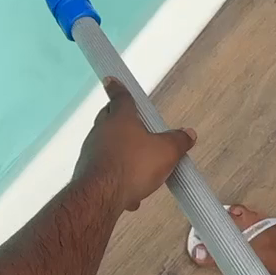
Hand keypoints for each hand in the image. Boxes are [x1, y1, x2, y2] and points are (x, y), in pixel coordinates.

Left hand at [74, 78, 194, 211]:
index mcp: (120, 118)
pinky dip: (117, 176)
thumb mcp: (166, 152)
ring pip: (107, 144)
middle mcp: (101, 130)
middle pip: (109, 117)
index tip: (110, 79)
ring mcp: (91, 149)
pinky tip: (131, 194)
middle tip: (133, 124)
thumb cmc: (134, 166)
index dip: (118, 87)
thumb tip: (188, 133)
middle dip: (120, 119)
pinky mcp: (87, 170)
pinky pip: (105, 168)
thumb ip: (178, 141)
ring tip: (140, 170)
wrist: (101, 195)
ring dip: (121, 153)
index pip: (120, 96)